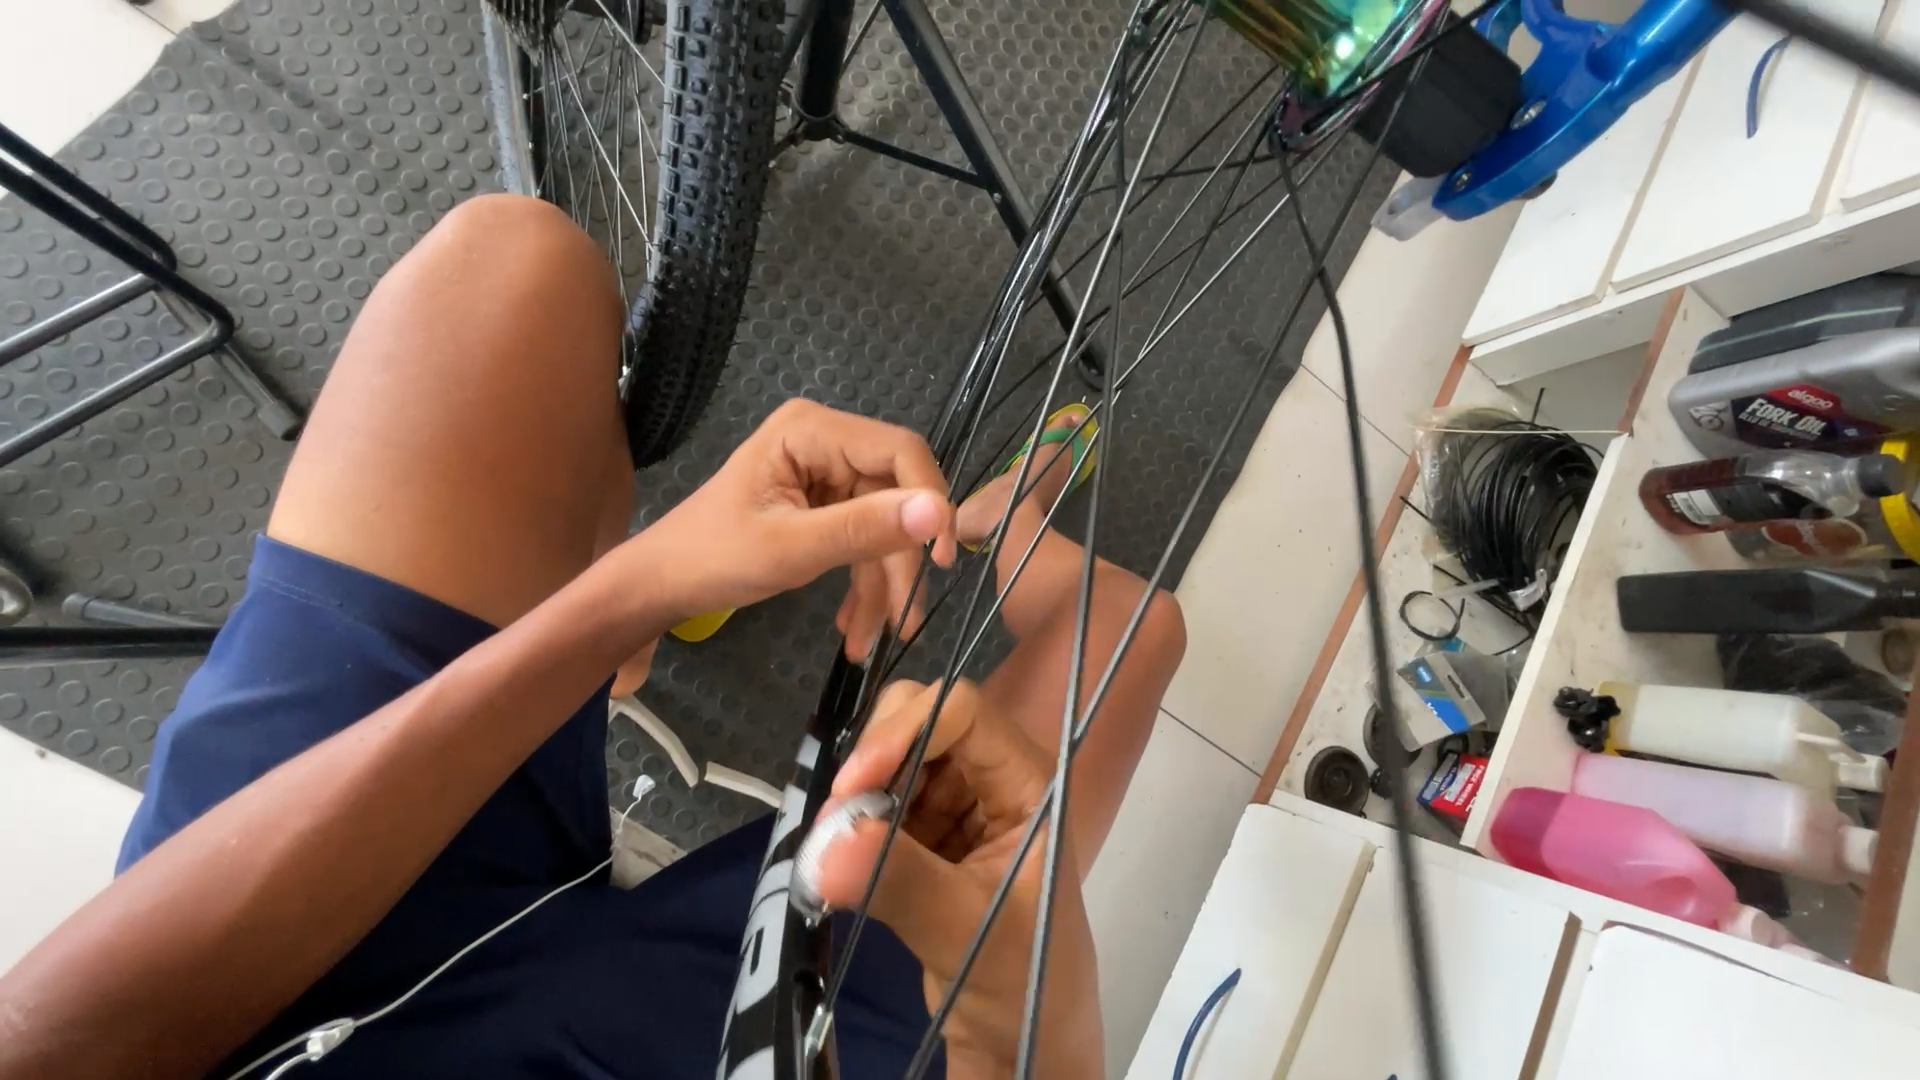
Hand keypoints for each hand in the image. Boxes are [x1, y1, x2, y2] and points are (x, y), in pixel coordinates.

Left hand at [626, 400, 956, 649]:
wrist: (662, 584)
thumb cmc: (712, 558)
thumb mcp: (791, 548)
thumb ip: (864, 529)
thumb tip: (940, 513)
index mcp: (813, 431)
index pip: (900, 452)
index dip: (931, 501)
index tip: (943, 559)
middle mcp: (827, 443)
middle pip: (895, 497)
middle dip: (900, 563)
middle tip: (907, 621)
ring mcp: (826, 475)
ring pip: (883, 528)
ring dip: (883, 585)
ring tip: (876, 639)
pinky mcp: (824, 506)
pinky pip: (862, 541)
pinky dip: (863, 584)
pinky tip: (855, 627)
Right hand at [815, 680, 1103, 1079]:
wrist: (1019, 1035)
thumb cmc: (1024, 978)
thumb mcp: (968, 929)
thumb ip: (904, 882)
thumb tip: (828, 841)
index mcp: (1027, 777)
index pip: (964, 712)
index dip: (905, 731)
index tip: (852, 785)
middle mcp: (992, 773)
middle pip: (922, 717)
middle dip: (875, 757)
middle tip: (837, 815)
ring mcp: (958, 798)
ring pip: (895, 753)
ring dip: (859, 788)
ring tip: (837, 841)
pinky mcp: (927, 827)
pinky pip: (881, 794)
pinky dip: (855, 814)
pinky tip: (844, 849)